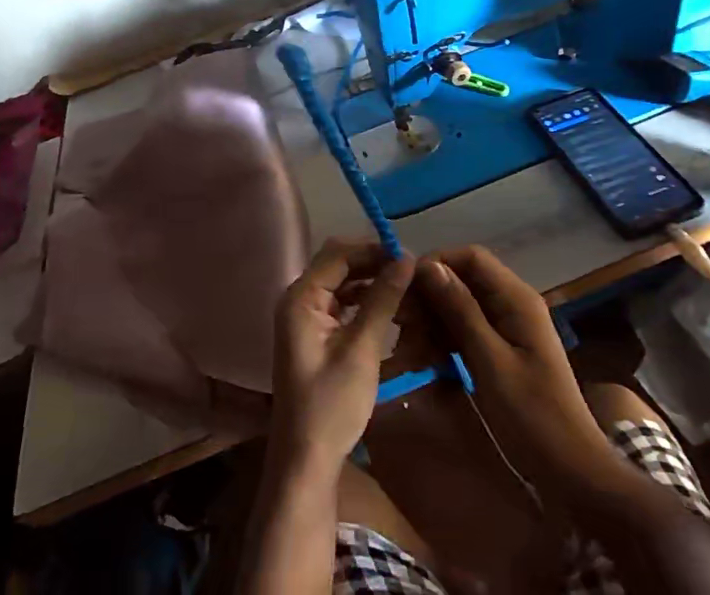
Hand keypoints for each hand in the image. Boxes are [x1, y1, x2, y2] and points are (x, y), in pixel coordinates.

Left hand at [271, 241, 413, 465]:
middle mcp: (298, 301)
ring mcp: (305, 318)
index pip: (338, 254)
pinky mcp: (314, 335)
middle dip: (373, 263)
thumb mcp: (362, 349)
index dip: (373, 249)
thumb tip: (407, 258)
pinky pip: (341, 303)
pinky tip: (390, 307)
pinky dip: (364, 300)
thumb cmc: (331, 404)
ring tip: (407, 286)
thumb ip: (382, 299)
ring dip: (371, 281)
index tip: (410, 256)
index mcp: (301, 299)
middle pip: (338, 264)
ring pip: (341, 283)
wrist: (306, 460)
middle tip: (411, 271)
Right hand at [414, 247, 616, 495]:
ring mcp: (508, 327)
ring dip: (432, 324)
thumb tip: (429, 266)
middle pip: (463, 282)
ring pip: (460, 308)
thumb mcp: (490, 360)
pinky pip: (466, 332)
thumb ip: (460, 311)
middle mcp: (512, 304)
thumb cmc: (531, 414)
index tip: (403, 290)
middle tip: (399, 328)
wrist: (568, 467)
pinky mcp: (501, 350)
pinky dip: (444, 342)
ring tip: (407, 351)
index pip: (471, 258)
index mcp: (516, 298)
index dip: (436, 265)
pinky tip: (423, 362)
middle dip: (429, 299)